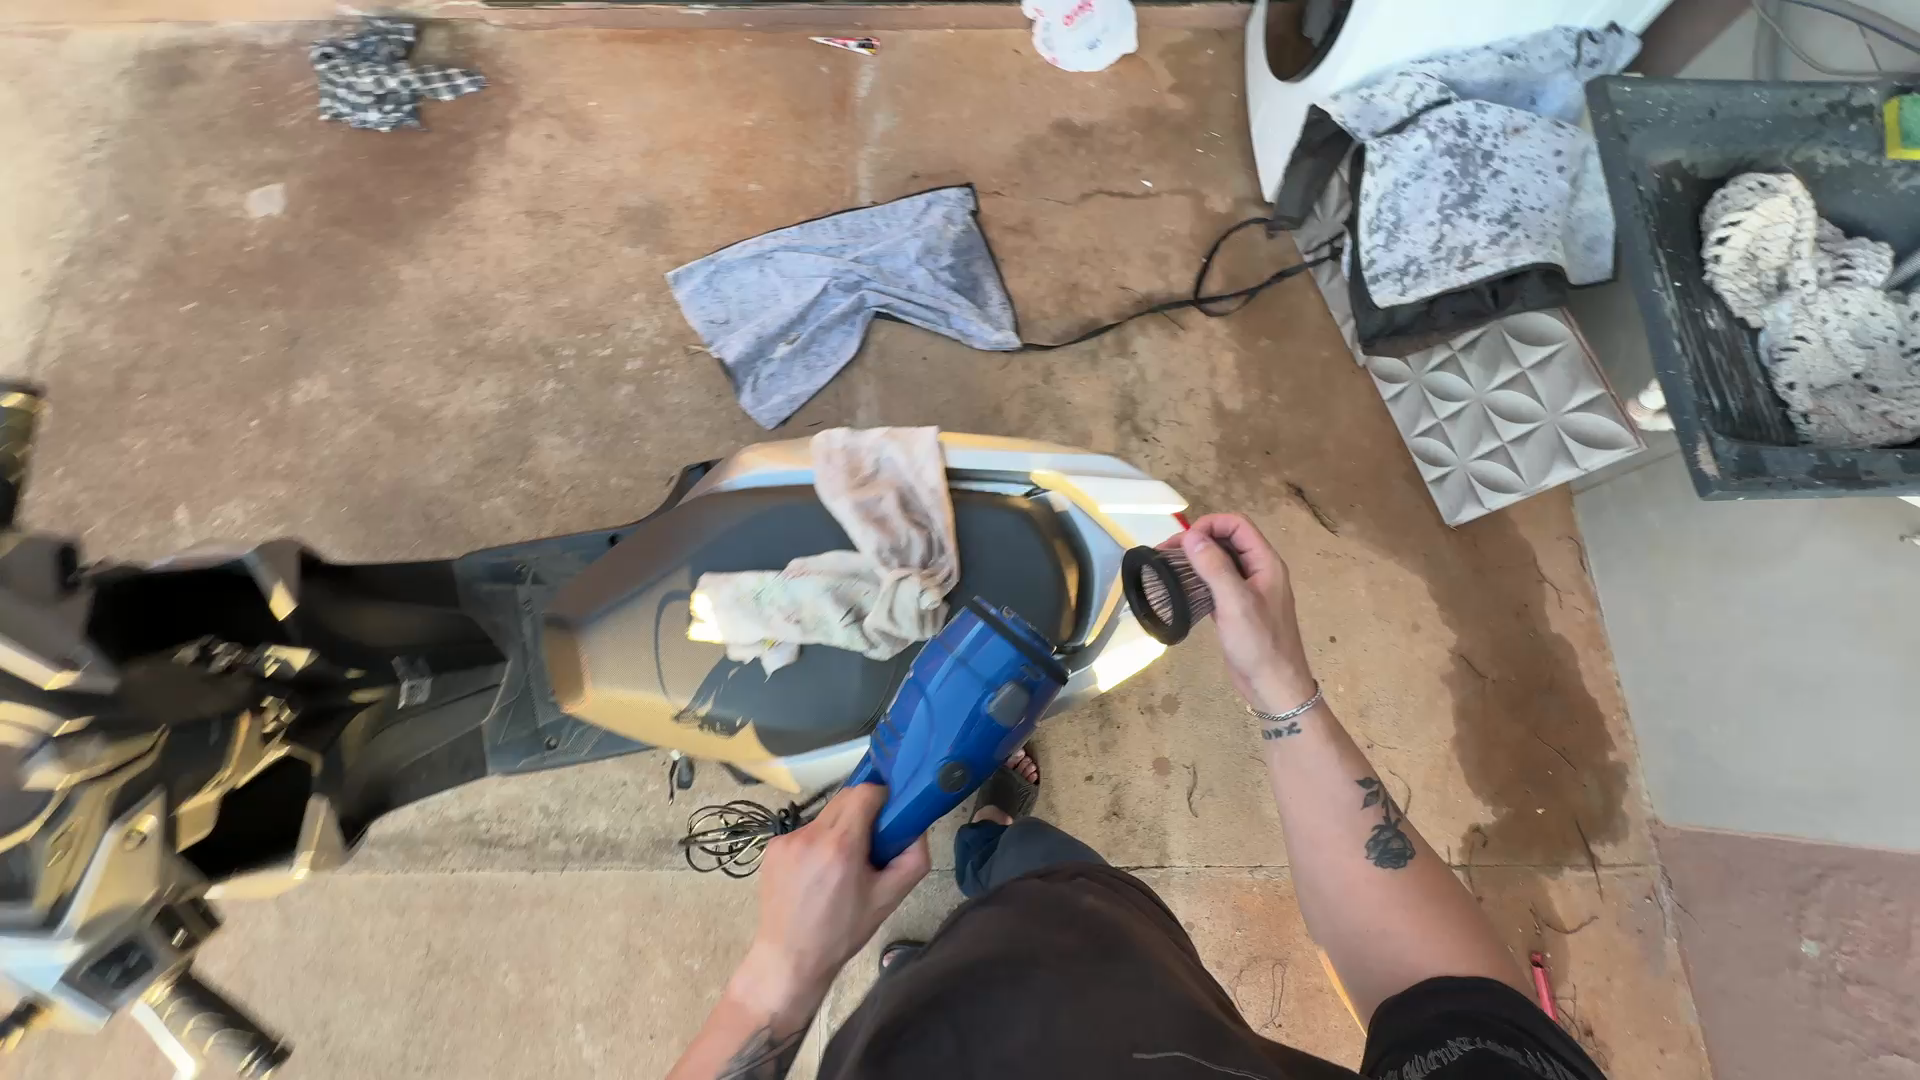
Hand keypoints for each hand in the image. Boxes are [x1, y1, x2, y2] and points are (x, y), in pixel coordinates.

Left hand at [731, 785, 929, 1013]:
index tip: (888, 817)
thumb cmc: (842, 932)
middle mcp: (812, 834)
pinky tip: (815, 873)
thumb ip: (913, 858)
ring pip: (825, 815)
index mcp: (842, 845)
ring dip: (839, 828)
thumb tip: (917, 827)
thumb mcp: (888, 899)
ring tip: (839, 865)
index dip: (882, 797)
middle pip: (846, 797)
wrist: (789, 960)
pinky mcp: (772, 848)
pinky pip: (805, 832)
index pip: (866, 791)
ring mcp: (787, 840)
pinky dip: (816, 843)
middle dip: (862, 810)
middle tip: (870, 841)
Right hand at [1179, 514, 1316, 713]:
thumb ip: (1214, 566)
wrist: (1273, 685)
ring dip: (1194, 560)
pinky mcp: (1236, 607)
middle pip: (1227, 540)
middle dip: (1197, 540)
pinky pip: (1215, 583)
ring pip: (1219, 561)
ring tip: (1166, 568)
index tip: (1182, 541)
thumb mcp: (1235, 602)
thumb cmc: (1259, 643)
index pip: (1237, 525)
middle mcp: (1258, 571)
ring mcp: (1247, 590)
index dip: (1209, 525)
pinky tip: (1179, 589)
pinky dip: (1197, 579)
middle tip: (1165, 553)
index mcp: (1266, 563)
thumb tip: (1190, 537)